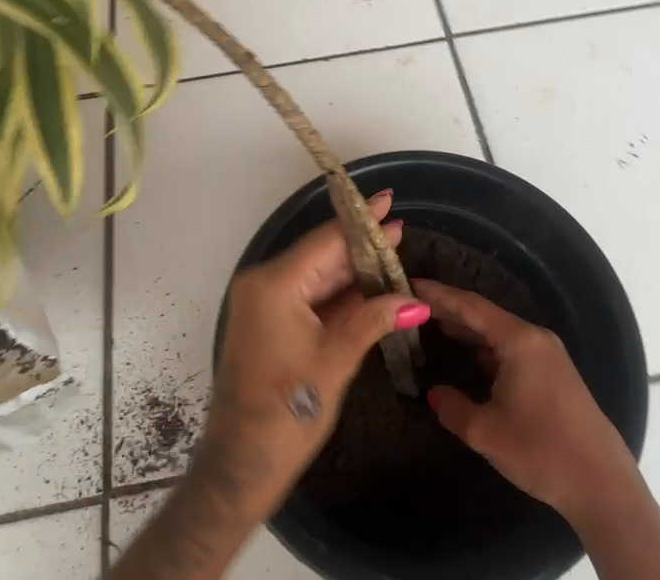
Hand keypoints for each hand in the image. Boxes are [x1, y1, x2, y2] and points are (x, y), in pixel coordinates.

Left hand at [200, 190, 429, 513]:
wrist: (243, 461)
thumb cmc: (288, 409)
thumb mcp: (336, 359)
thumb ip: (373, 320)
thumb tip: (416, 302)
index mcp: (275, 283)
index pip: (326, 240)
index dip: (361, 222)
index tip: (386, 199)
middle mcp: (264, 284)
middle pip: (321, 255)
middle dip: (361, 246)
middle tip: (399, 228)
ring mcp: (265, 305)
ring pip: (317, 277)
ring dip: (353, 271)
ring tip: (393, 253)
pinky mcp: (270, 325)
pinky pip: (309, 298)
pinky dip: (338, 295)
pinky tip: (371, 288)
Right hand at [413, 278, 639, 521]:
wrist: (602, 485)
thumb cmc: (542, 452)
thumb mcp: (486, 432)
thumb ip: (452, 407)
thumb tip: (434, 393)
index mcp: (520, 341)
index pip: (471, 307)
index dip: (439, 295)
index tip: (410, 283)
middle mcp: (535, 339)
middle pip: (485, 316)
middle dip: (449, 310)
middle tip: (413, 306)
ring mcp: (548, 356)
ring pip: (498, 334)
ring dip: (467, 331)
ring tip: (431, 326)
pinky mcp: (553, 375)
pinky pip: (511, 350)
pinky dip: (485, 349)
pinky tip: (466, 356)